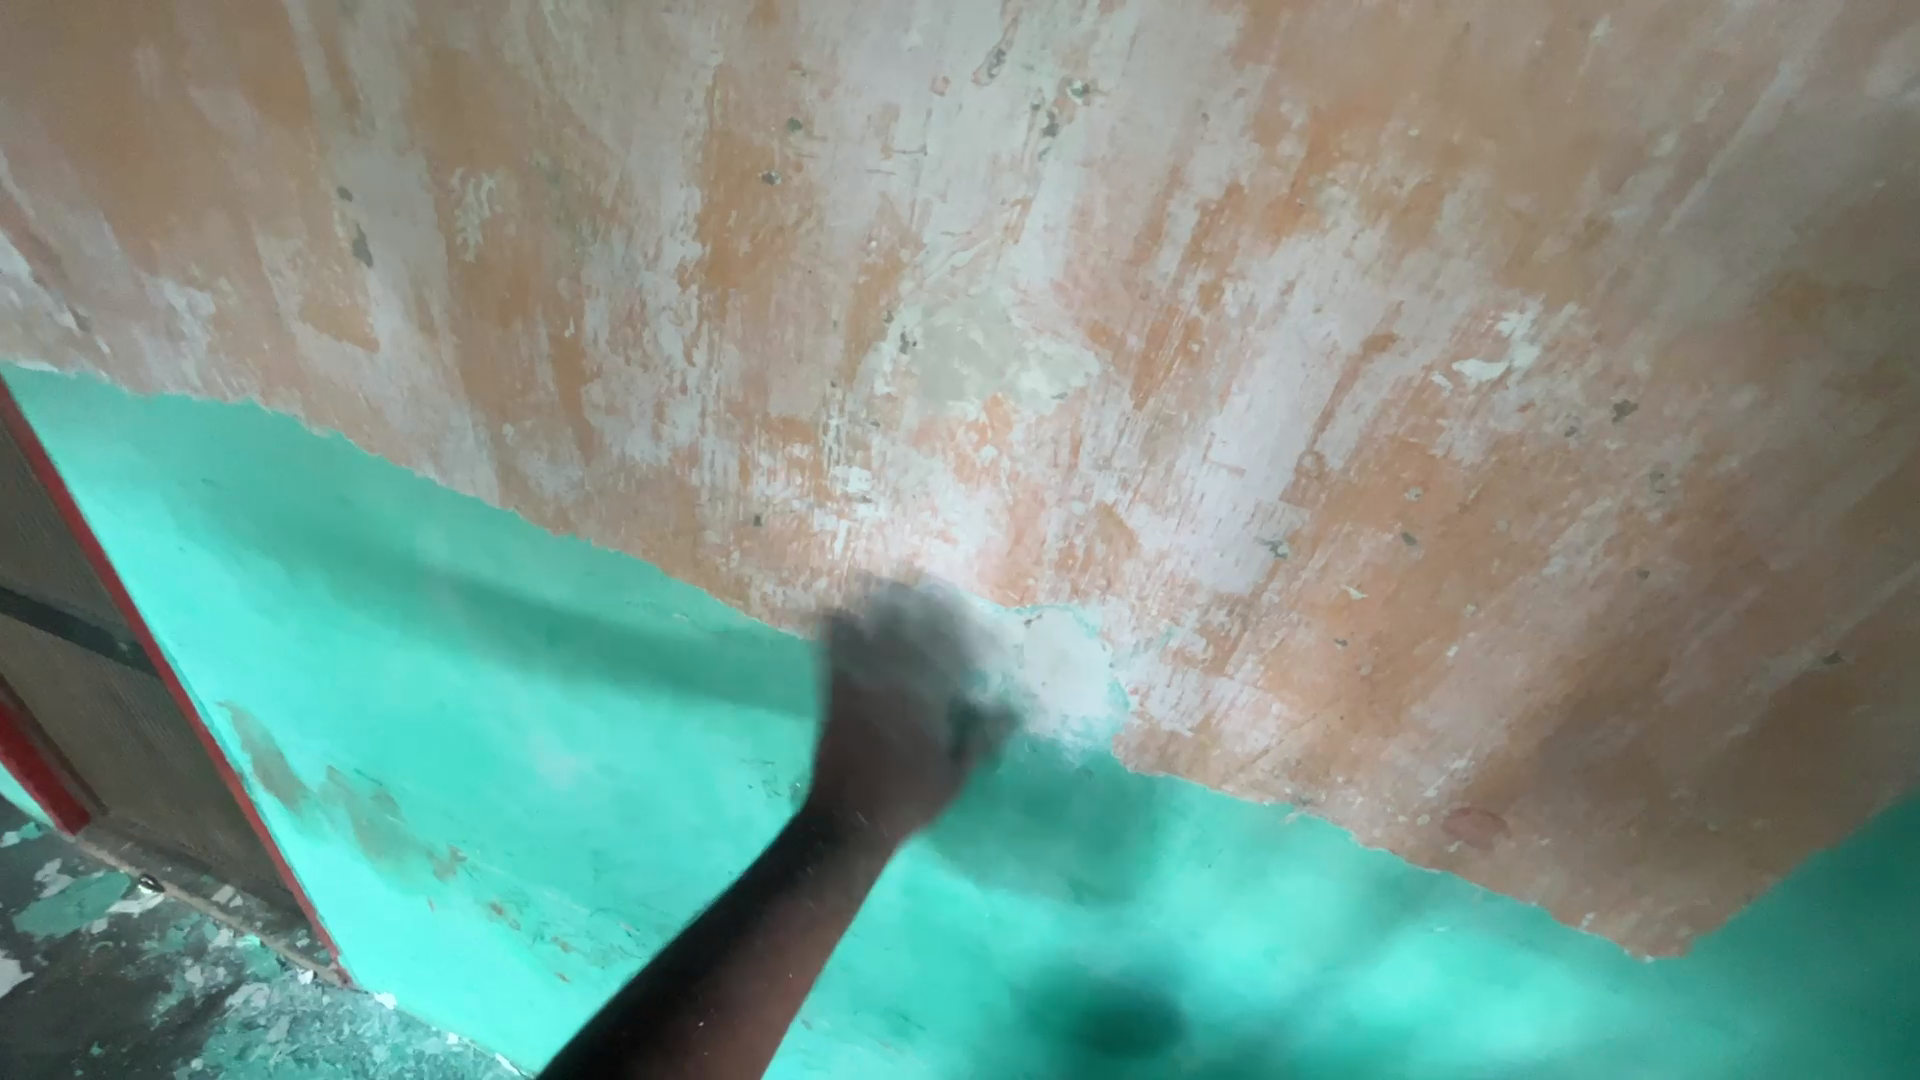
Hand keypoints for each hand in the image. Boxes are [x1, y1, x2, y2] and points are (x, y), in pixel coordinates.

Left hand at [803, 583, 1012, 847]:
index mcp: (927, 703)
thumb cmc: (907, 800)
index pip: (946, 651)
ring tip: (879, 577)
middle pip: (906, 630)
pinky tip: (832, 608)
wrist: (849, 821)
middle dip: (915, 601)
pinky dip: (833, 630)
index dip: (954, 626)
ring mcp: (860, 687)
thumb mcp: (954, 775)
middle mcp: (894, 686)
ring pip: (868, 634)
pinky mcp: (833, 694)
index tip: (961, 607)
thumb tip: (1014, 712)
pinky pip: (831, 654)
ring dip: (873, 606)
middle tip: (921, 577)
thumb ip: (981, 739)